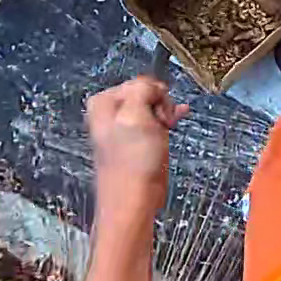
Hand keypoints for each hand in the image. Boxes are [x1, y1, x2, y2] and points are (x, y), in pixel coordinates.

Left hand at [85, 77, 187, 227]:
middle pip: (146, 93)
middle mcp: (111, 114)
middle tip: (163, 120)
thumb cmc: (132, 161)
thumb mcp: (135, 114)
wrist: (134, 197)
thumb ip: (143, 90)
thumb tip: (155, 87)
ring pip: (153, 107)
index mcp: (104, 103)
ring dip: (166, 112)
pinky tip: (177, 118)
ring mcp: (125, 128)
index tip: (159, 109)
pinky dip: (167, 117)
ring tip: (168, 126)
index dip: (155, 94)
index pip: (139, 82)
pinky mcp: (139, 141)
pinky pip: (155, 120)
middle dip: (160, 103)